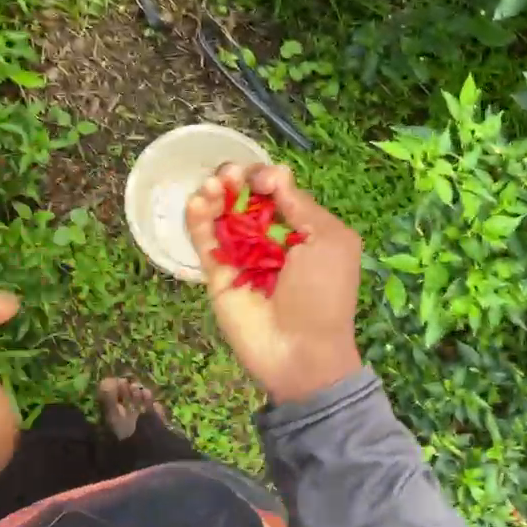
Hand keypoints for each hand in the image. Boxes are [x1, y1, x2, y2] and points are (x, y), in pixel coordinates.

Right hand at [185, 163, 363, 405]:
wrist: (301, 352)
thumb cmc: (324, 293)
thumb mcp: (329, 241)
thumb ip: (300, 204)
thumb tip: (274, 174)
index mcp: (299, 228)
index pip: (275, 190)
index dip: (265, 177)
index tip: (263, 180)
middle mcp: (266, 238)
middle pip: (242, 197)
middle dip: (235, 180)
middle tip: (229, 176)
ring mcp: (239, 255)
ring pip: (219, 214)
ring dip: (213, 193)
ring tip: (213, 186)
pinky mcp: (216, 273)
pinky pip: (203, 240)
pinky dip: (197, 217)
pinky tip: (198, 202)